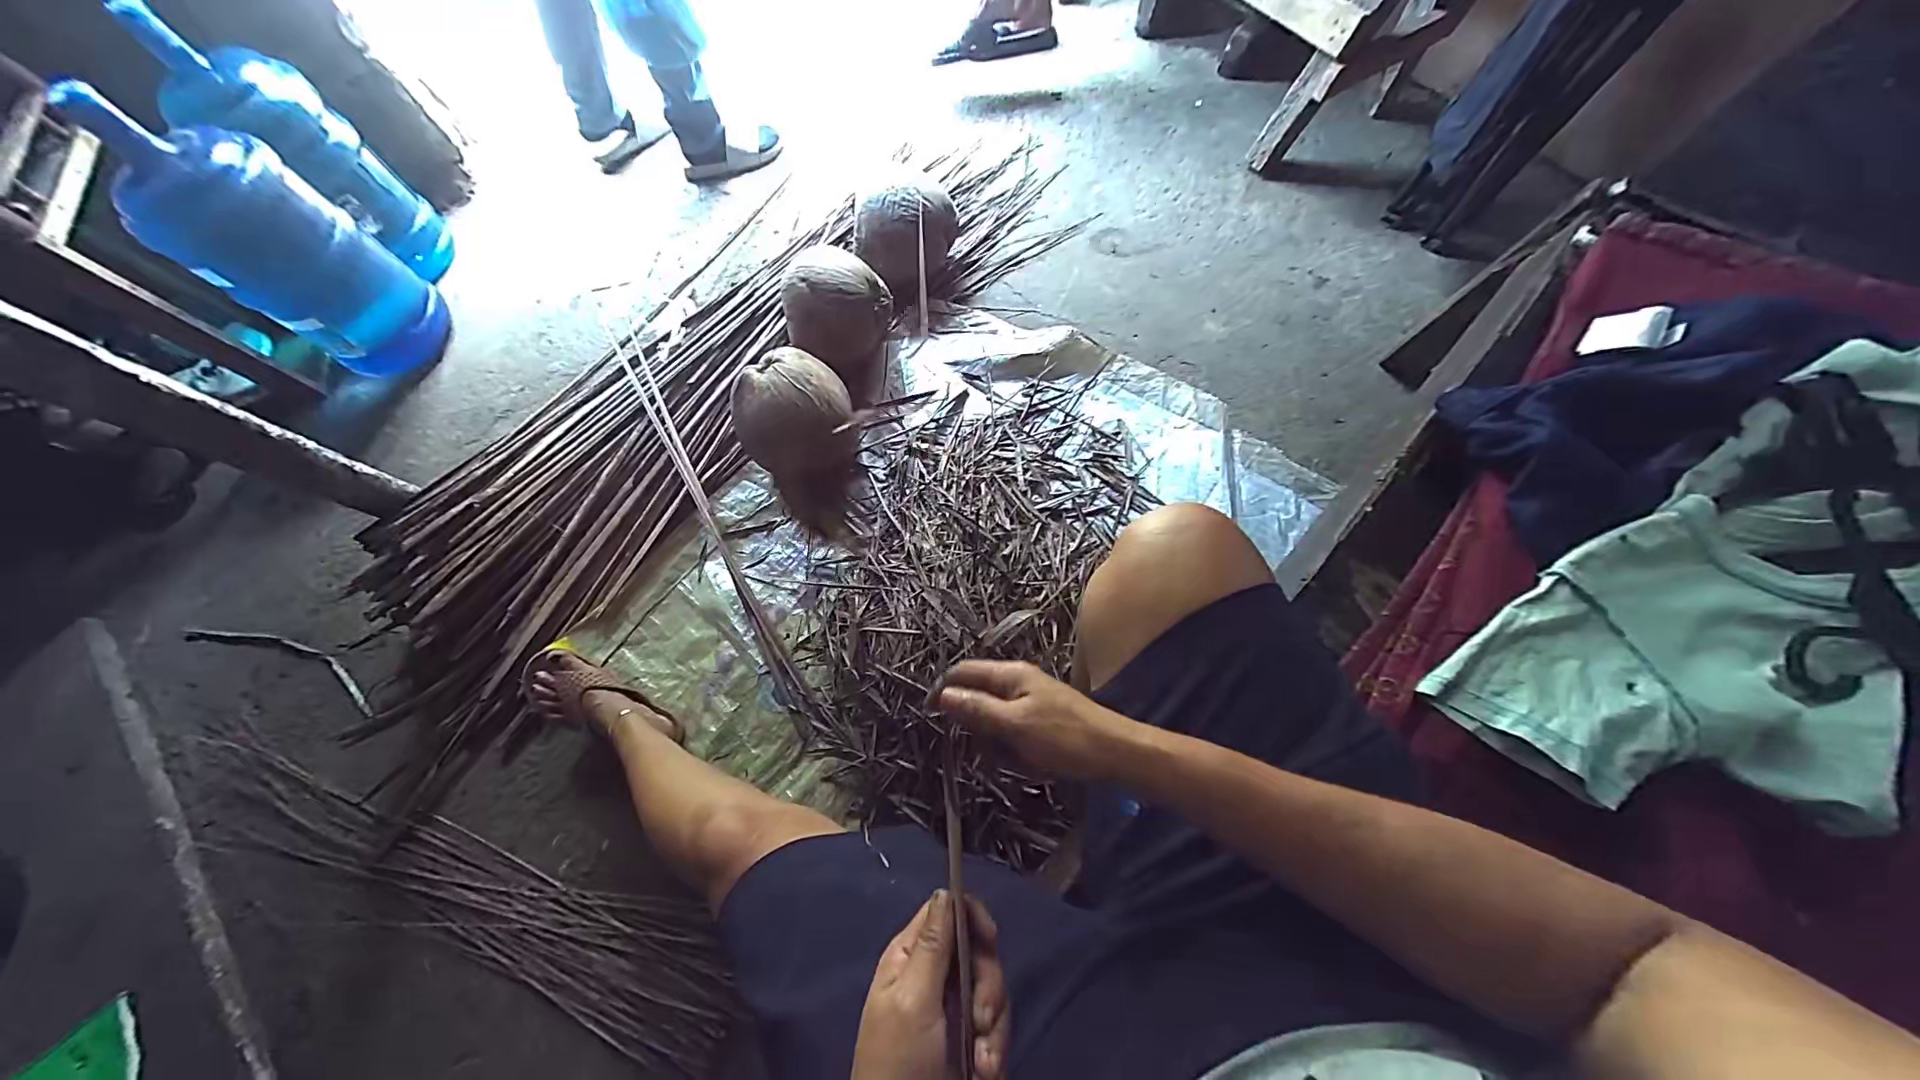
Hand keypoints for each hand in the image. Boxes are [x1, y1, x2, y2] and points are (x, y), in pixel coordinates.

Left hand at [851, 890, 1008, 1079]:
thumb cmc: (898, 1062)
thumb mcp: (912, 1000)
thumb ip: (933, 946)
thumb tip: (946, 890)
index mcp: (911, 957)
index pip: (947, 911)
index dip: (972, 917)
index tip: (989, 939)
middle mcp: (934, 975)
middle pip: (978, 949)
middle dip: (989, 982)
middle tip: (982, 1016)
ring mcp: (954, 1007)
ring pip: (993, 988)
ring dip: (995, 1025)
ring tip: (982, 1059)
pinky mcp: (971, 1039)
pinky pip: (997, 1026)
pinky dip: (995, 1049)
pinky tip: (984, 1071)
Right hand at [935, 660, 1137, 782]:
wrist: (1115, 753)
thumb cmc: (1064, 737)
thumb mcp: (1015, 725)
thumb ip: (977, 709)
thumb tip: (942, 695)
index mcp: (1011, 674)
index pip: (963, 672)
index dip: (943, 690)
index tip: (928, 716)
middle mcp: (1018, 682)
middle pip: (977, 698)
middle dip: (976, 728)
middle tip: (989, 751)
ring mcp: (1031, 702)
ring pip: (994, 721)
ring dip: (997, 745)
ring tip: (1016, 761)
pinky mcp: (1041, 722)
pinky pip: (1013, 734)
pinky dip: (1015, 751)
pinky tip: (1031, 764)